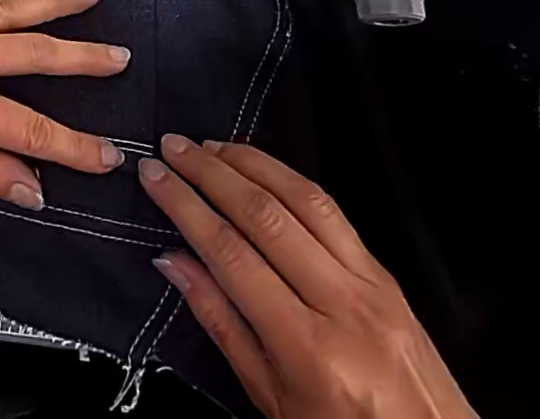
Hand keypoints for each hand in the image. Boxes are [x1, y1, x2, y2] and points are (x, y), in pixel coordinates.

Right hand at [140, 136, 476, 418]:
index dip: (186, 208)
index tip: (155, 177)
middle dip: (210, 172)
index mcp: (309, 351)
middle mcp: (343, 304)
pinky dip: (288, 177)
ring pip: (301, 199)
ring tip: (209, 145)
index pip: (232, 256)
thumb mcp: (270, 401)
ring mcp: (370, 280)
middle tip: (173, 145)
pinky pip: (331, 210)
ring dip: (250, 162)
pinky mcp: (384, 269)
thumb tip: (171, 260)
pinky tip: (261, 165)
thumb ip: (220, 323)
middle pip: (264, 216)